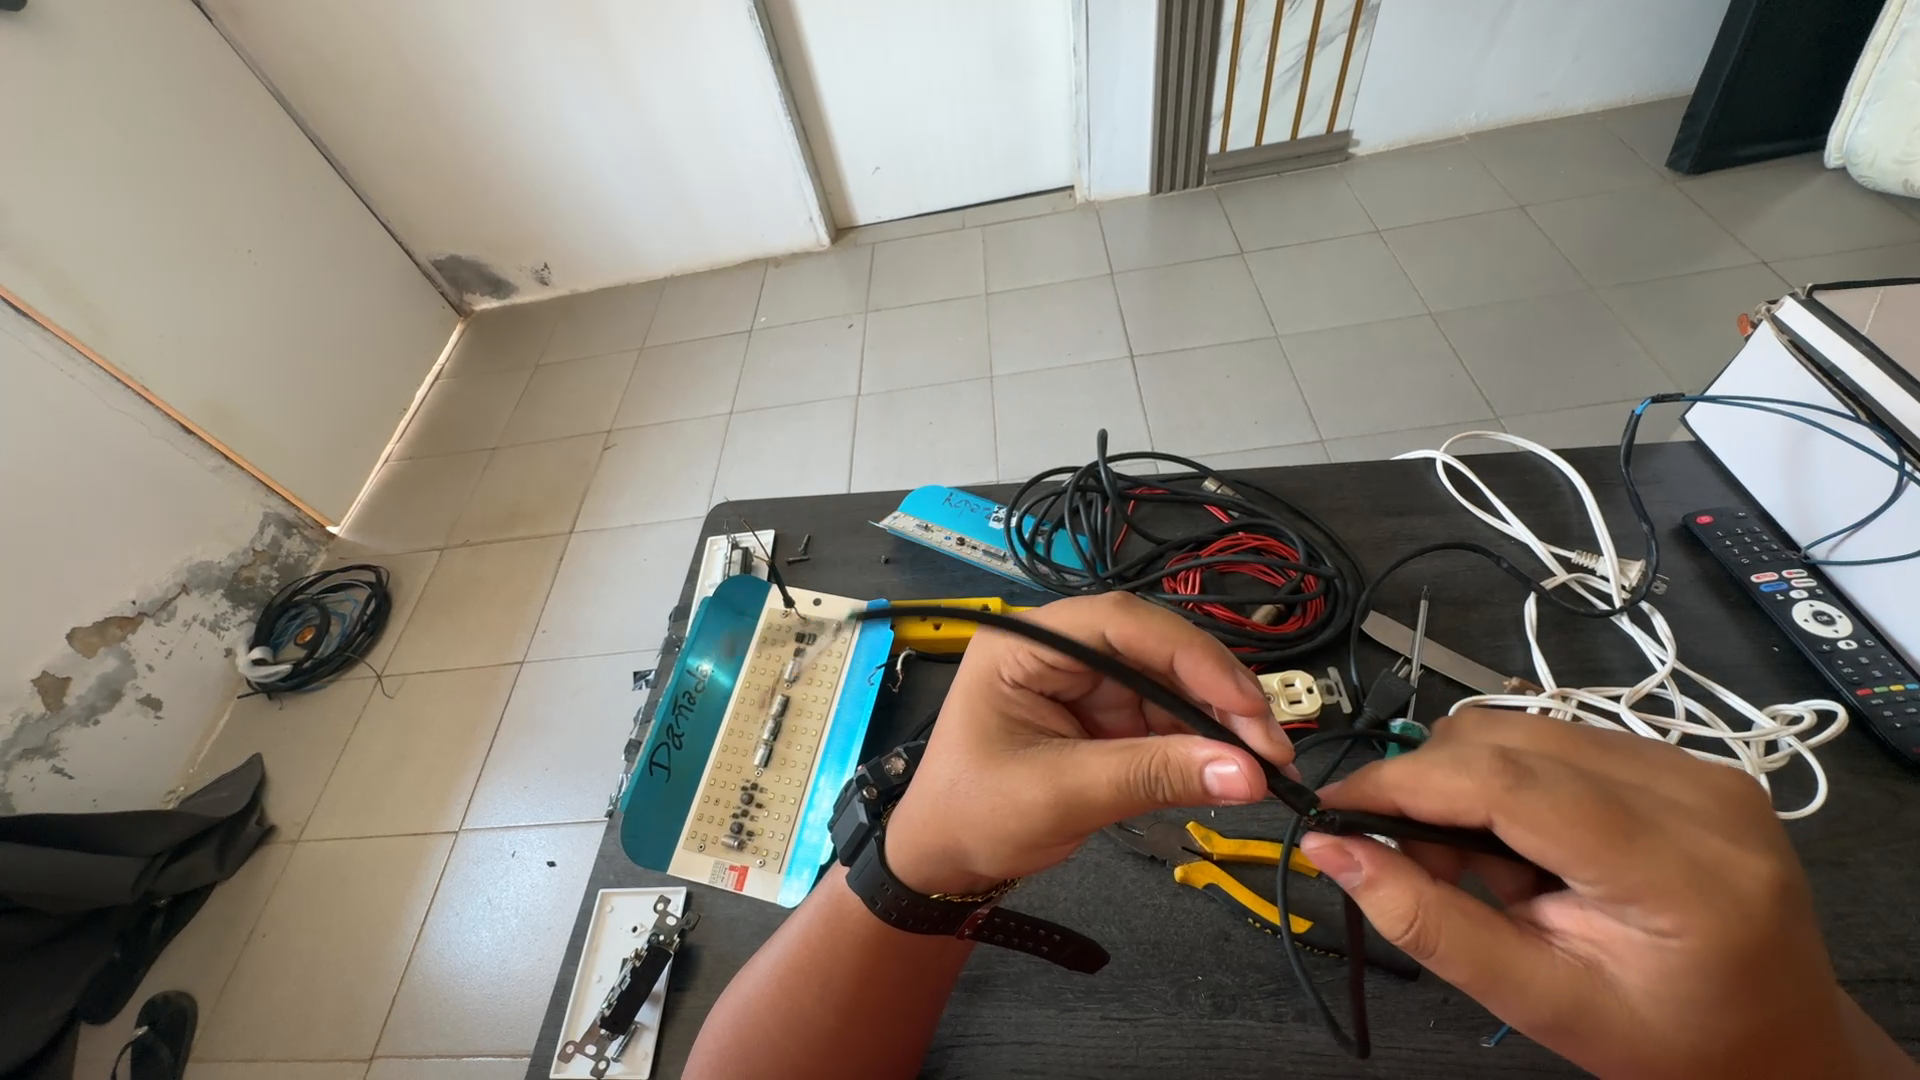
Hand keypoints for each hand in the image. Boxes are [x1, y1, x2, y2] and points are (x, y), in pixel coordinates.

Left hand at [882, 593, 1295, 894]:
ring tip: (1263, 764)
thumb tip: (1249, 772)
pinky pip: (1162, 715)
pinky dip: (1198, 741)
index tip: (1245, 705)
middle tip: (1270, 745)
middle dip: (1214, 691)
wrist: (945, 856)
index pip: (1120, 622)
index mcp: (1026, 643)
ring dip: (1216, 719)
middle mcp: (1059, 649)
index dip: (1190, 656)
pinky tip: (1229, 766)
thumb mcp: (1060, 793)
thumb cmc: (976, 813)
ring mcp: (1084, 681)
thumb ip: (1151, 775)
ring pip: (1168, 681)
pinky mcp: (1101, 713)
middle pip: (1153, 647)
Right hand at [1299, 709, 1907, 1079]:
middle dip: (1426, 788)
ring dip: (1459, 781)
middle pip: (1498, 741)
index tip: (1333, 807)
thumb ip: (1423, 921)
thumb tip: (1326, 847)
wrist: (1780, 1043)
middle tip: (1419, 861)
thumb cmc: (1662, 1040)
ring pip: (1507, 728)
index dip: (1401, 783)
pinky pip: (1538, 735)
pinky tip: (1517, 836)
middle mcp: (1694, 793)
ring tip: (1478, 860)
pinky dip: (1496, 777)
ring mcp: (1691, 765)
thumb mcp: (1533, 1000)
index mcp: (1681, 871)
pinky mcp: (1674, 756)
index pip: (1505, 784)